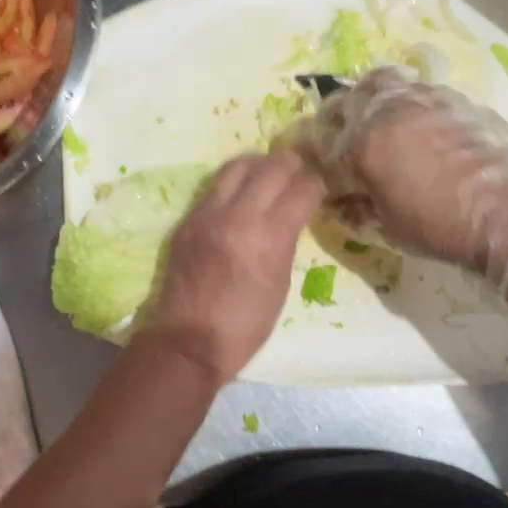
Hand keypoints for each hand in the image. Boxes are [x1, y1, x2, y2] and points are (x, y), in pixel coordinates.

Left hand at [139, 152, 323, 382]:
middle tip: (298, 176)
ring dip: (259, 166)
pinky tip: (241, 198)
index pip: (302, 189)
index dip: (316, 185)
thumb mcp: (280, 285)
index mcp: (268, 237)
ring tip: (268, 179)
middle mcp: (238, 215)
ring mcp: (207, 214)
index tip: (320, 190)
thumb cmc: (244, 327)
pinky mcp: (187, 220)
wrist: (188, 342)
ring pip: (238, 165)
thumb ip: (286, 243)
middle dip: (292, 166)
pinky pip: (215, 186)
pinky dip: (234, 184)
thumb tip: (290, 217)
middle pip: (272, 165)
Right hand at [288, 67, 507, 289]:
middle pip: (345, 100)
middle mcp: (387, 111)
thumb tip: (340, 203)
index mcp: (362, 146)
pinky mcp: (456, 98)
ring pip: (381, 83)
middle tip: (336, 138)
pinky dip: (406, 104)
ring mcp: (424, 98)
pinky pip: (419, 90)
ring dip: (369, 99)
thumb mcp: (387, 228)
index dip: (306, 154)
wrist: (507, 213)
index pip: (318, 142)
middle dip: (333, 118)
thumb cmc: (439, 228)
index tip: (303, 162)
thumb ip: (357, 209)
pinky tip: (415, 125)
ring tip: (374, 119)